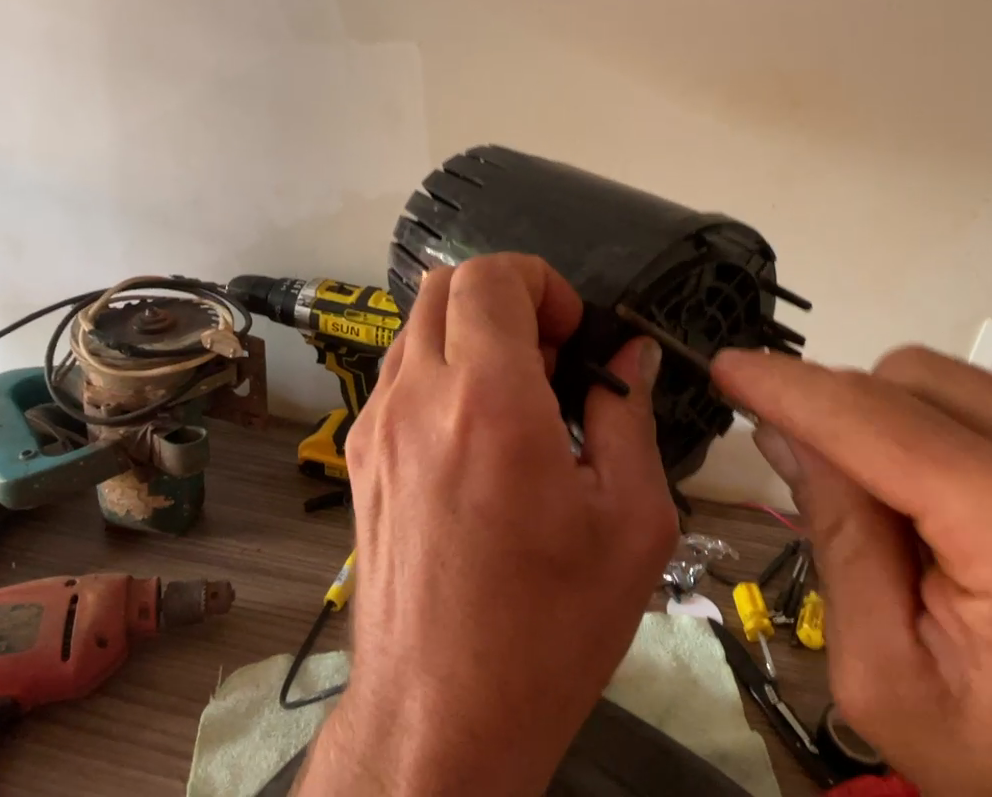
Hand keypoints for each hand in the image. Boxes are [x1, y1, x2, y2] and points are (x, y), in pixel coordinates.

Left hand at [295, 256, 677, 796]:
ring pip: (415, 328)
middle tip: (550, 356)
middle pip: (443, 286)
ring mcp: (376, 430)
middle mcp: (418, 401)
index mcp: (488, 403)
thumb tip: (627, 357)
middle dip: (505, 296)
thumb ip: (627, 416)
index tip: (573, 332)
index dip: (541, 282)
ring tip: (518, 397)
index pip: (491, 277)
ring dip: (469, 333)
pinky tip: (479, 435)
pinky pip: (398, 379)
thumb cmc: (548, 628)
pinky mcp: (361, 461)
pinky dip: (440, 372)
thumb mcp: (630, 521)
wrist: (442, 714)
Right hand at [714, 346, 991, 796]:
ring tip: (918, 537)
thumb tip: (792, 439)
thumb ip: (841, 545)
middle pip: (914, 377)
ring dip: (905, 433)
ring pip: (966, 389)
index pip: (868, 416)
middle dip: (846, 415)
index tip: (723, 367)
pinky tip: (979, 536)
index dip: (783, 386)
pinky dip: (966, 450)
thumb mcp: (900, 690)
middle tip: (830, 501)